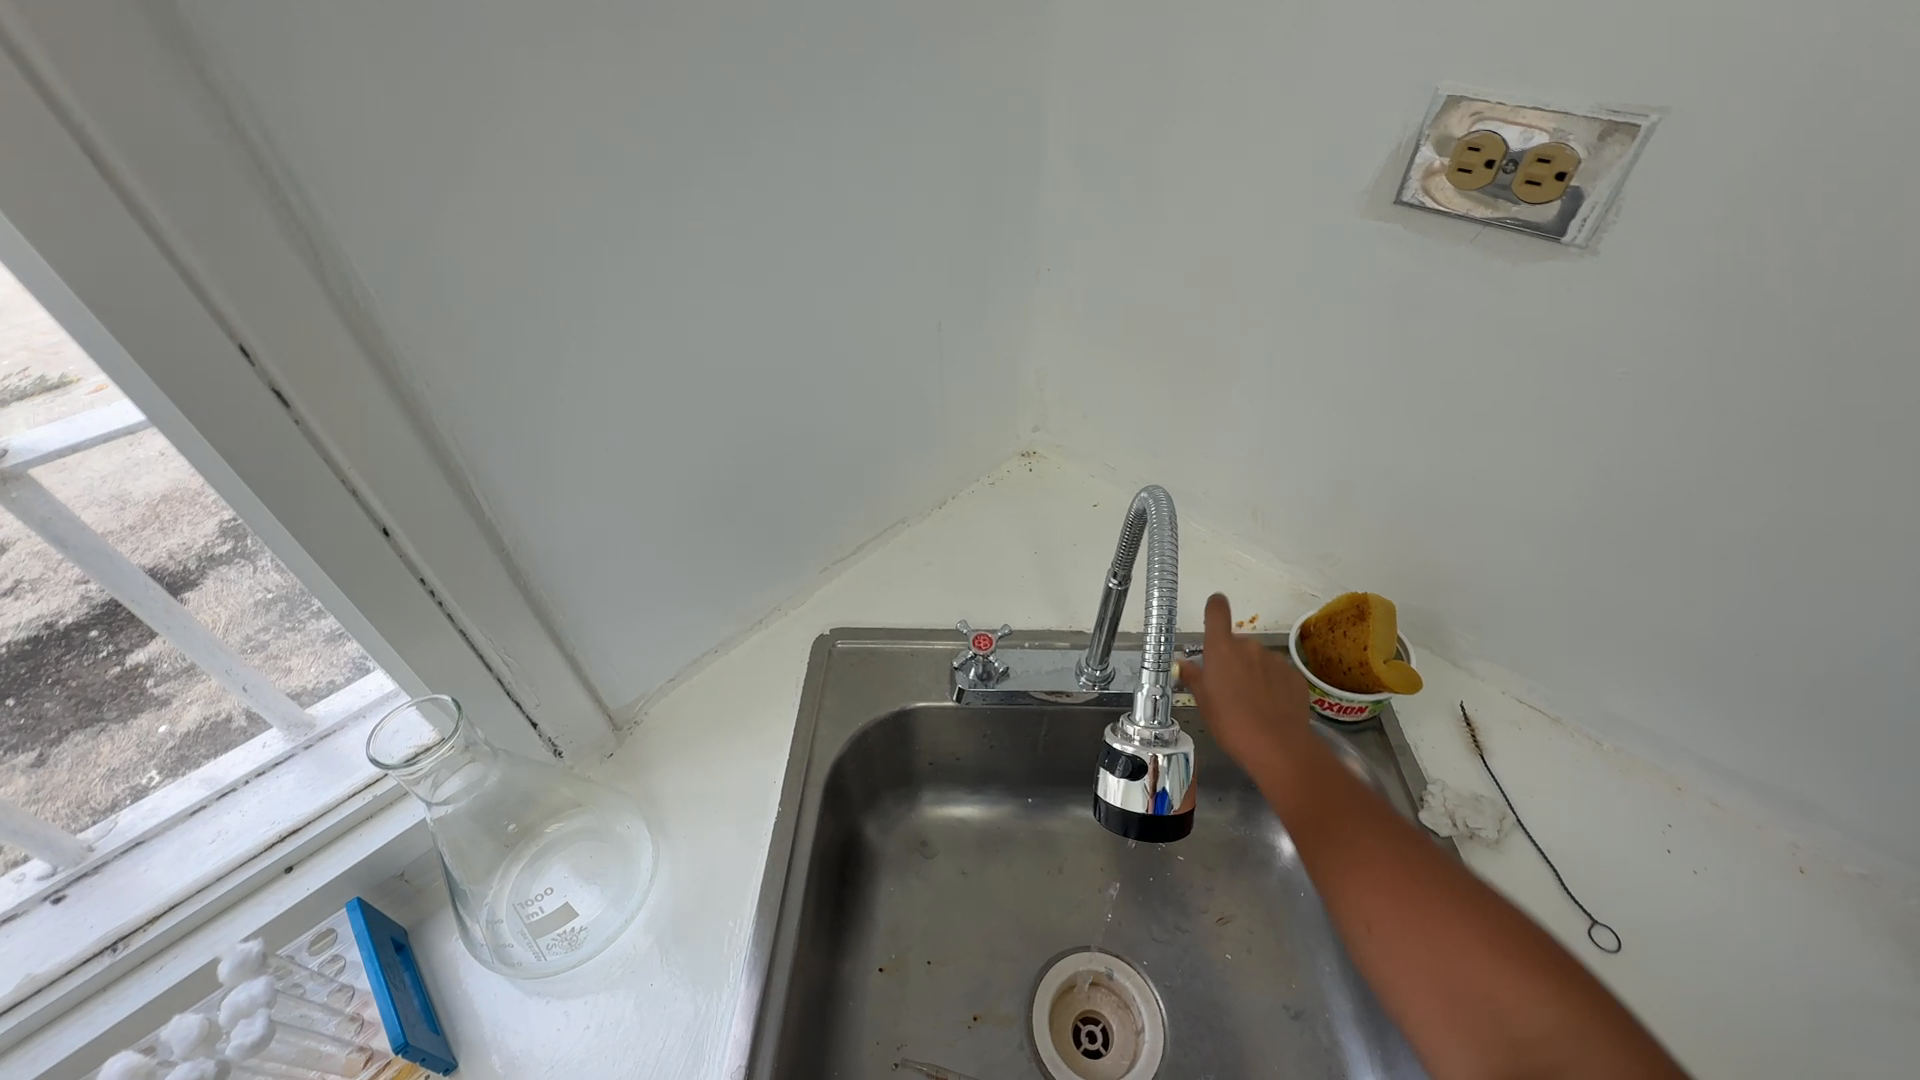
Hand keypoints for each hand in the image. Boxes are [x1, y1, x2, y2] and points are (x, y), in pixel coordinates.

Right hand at [1179, 593, 1313, 771]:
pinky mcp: (1295, 676)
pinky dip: (1273, 685)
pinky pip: (1278, 675)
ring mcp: (1275, 659)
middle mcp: (1249, 646)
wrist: (1277, 745)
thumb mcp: (1203, 702)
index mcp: (1222, 649)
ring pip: (1258, 660)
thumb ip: (1193, 677)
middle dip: (1233, 660)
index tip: (1214, 608)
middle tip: (1229, 688)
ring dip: (1253, 673)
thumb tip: (1184, 663)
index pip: (1217, 612)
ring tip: (1252, 703)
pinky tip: (1271, 708)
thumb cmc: (1230, 722)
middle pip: (1237, 644)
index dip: (1215, 607)